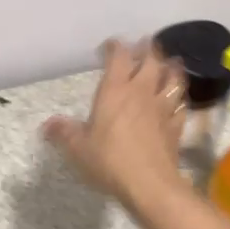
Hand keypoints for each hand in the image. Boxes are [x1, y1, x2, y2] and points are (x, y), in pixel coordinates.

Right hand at [43, 39, 186, 208]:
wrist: (149, 184)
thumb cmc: (109, 161)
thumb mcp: (78, 148)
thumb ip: (64, 133)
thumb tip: (47, 125)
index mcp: (115, 90)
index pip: (118, 56)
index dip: (115, 46)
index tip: (110, 46)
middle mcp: (141, 92)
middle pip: (151, 60)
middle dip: (148, 49)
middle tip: (145, 44)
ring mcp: (163, 107)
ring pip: (173, 78)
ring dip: (172, 68)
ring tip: (171, 63)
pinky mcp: (176, 125)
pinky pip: (181, 104)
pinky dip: (180, 98)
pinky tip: (178, 100)